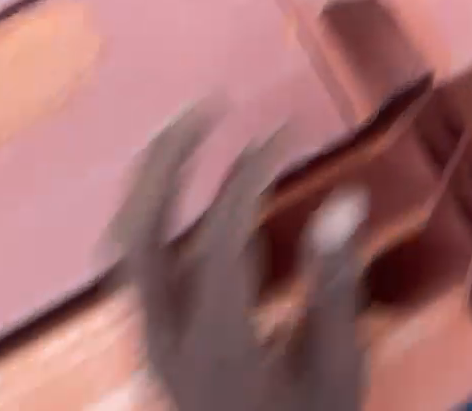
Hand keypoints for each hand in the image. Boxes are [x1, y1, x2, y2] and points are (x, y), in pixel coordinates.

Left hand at [112, 113, 368, 410]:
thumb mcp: (339, 366)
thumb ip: (335, 284)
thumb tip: (347, 198)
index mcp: (219, 344)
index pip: (220, 239)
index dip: (249, 176)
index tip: (286, 131)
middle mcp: (166, 339)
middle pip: (139, 238)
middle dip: (167, 162)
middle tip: (209, 105)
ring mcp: (149, 340)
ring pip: (123, 248)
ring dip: (150, 179)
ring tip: (186, 126)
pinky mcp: (152, 338)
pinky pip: (134, 261)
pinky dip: (151, 207)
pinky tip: (177, 181)